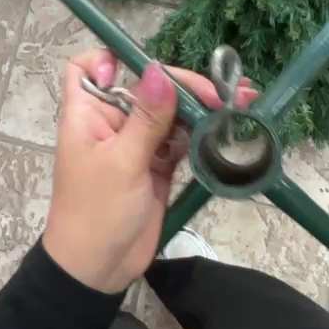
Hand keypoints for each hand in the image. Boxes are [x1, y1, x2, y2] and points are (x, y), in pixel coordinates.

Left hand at [42, 49, 252, 293]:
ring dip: (202, 108)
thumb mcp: (121, 162)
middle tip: (224, 94)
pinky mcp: (156, 165)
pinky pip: (181, 140)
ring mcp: (135, 144)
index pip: (88, 68)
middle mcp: (111, 122)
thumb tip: (160, 70)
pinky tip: (229, 128)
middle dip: (184, 86)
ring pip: (169, 113)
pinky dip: (203, 134)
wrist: (97, 269)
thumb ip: (146, 118)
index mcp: (88, 113)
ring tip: (241, 103)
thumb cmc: (96, 212)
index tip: (149, 67)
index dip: (111, 59)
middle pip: (147, 87)